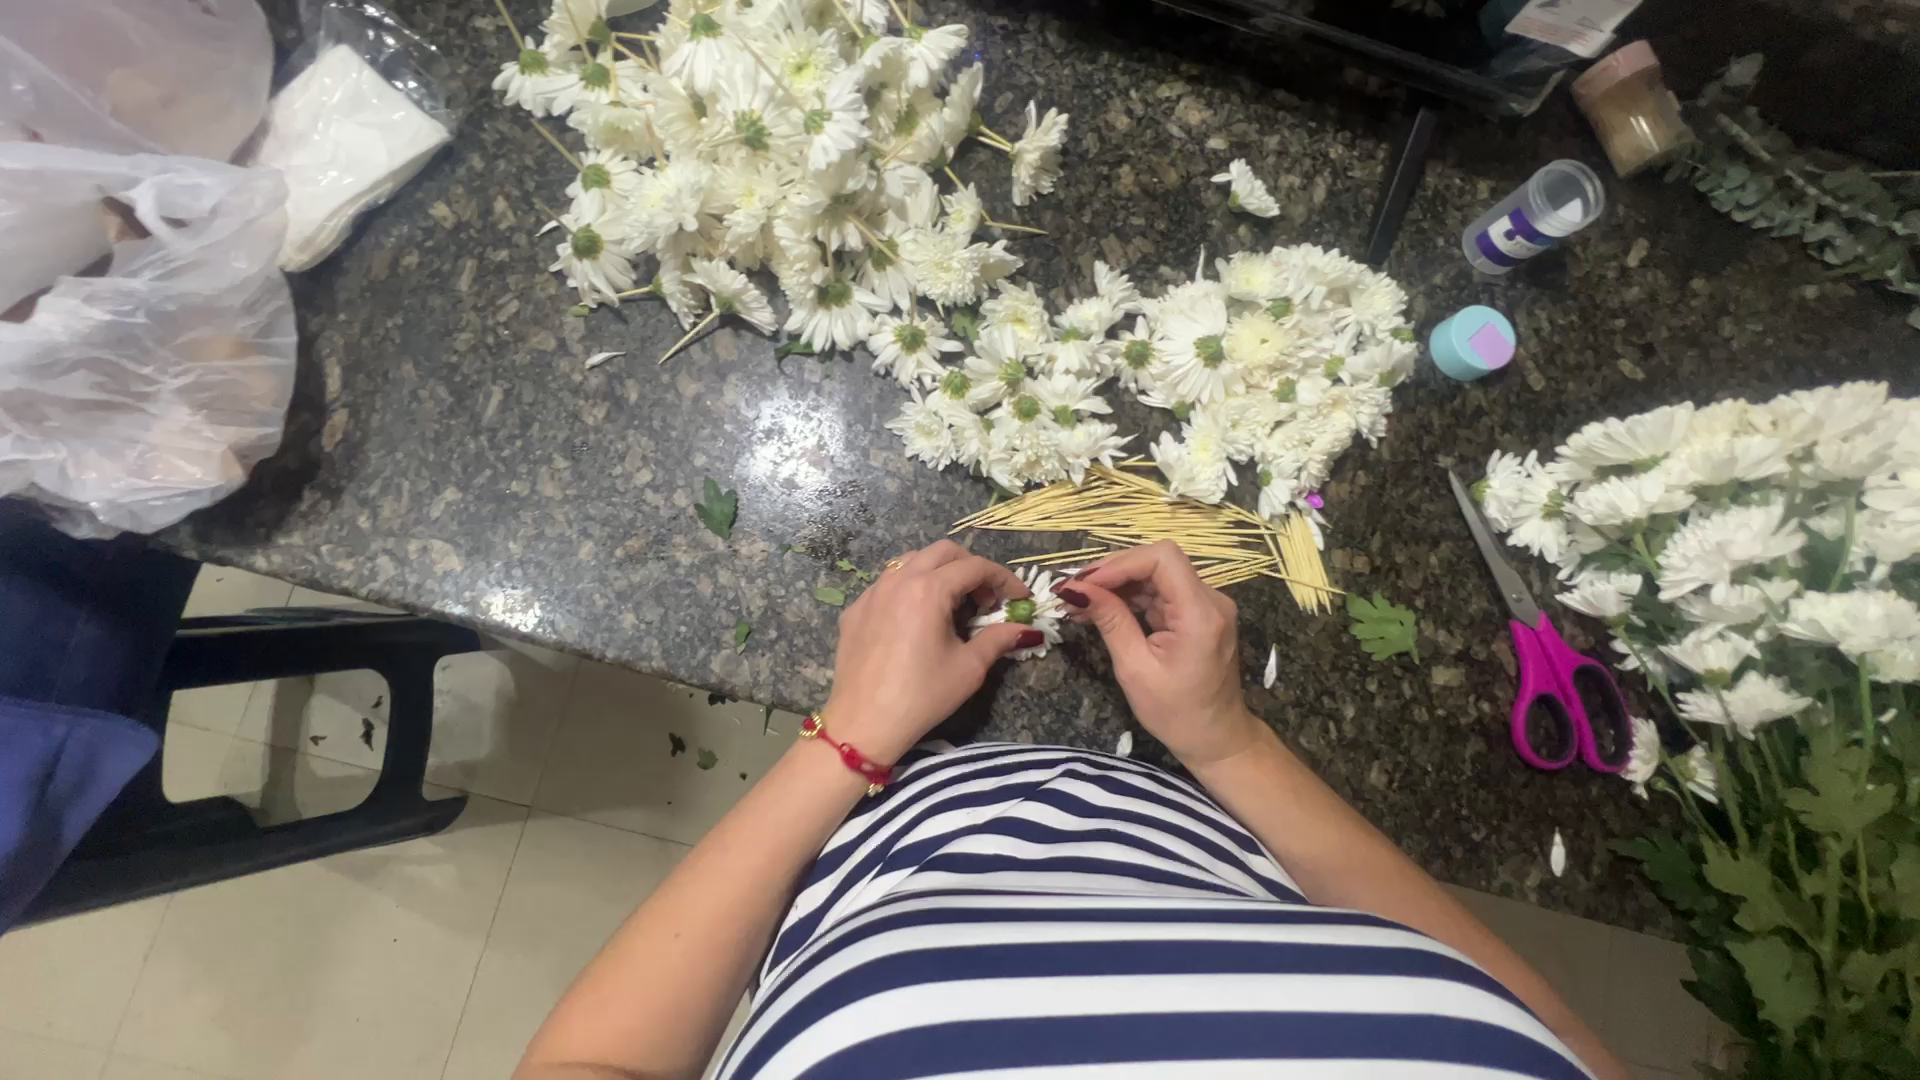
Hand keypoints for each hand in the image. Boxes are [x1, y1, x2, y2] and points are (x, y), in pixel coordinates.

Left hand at [821, 540, 1038, 763]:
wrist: (863, 723)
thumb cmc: (922, 696)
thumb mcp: (968, 668)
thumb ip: (998, 639)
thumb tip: (1024, 628)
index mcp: (928, 590)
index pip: (975, 567)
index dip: (1003, 578)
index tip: (1019, 597)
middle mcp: (898, 580)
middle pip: (943, 552)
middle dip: (971, 568)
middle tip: (986, 600)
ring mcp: (872, 593)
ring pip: (911, 561)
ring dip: (939, 572)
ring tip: (952, 605)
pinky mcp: (855, 610)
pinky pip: (888, 584)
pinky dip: (910, 588)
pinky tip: (917, 619)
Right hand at [1057, 541, 1260, 766]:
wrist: (1215, 739)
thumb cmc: (1175, 713)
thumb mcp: (1135, 668)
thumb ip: (1110, 621)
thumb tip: (1075, 589)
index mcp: (1200, 613)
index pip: (1162, 559)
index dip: (1120, 564)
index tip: (1085, 583)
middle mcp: (1210, 600)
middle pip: (1158, 562)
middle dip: (1113, 572)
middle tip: (1073, 590)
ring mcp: (1205, 605)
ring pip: (1155, 575)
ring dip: (1116, 584)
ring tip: (1079, 601)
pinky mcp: (1197, 614)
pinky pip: (1160, 592)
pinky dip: (1129, 597)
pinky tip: (1100, 608)